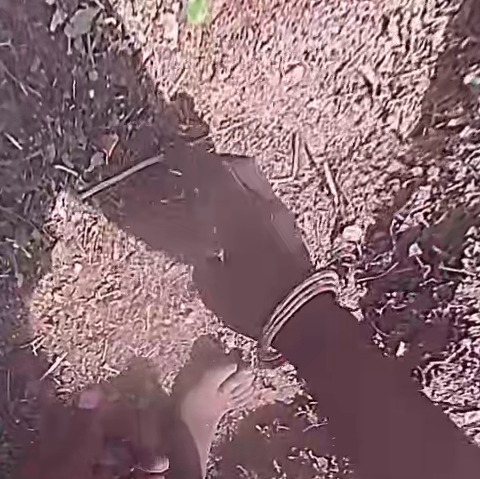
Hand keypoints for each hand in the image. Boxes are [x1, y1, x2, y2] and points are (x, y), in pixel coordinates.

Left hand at [5, 386, 167, 478]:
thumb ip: (81, 436)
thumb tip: (92, 391)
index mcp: (43, 461)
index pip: (75, 421)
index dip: (104, 412)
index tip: (137, 410)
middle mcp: (60, 474)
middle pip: (96, 441)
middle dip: (125, 435)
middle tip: (156, 438)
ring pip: (111, 464)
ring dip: (136, 459)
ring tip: (163, 463)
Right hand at [189, 154, 314, 337]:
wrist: (300, 317)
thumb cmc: (254, 302)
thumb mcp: (213, 288)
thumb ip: (202, 262)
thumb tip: (201, 256)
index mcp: (240, 212)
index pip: (213, 173)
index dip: (193, 164)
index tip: (179, 161)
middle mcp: (264, 206)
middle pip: (241, 167)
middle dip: (219, 165)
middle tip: (199, 173)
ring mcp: (282, 217)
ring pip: (257, 184)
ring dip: (237, 184)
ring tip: (218, 199)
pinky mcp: (292, 232)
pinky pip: (267, 204)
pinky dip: (250, 203)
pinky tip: (238, 221)